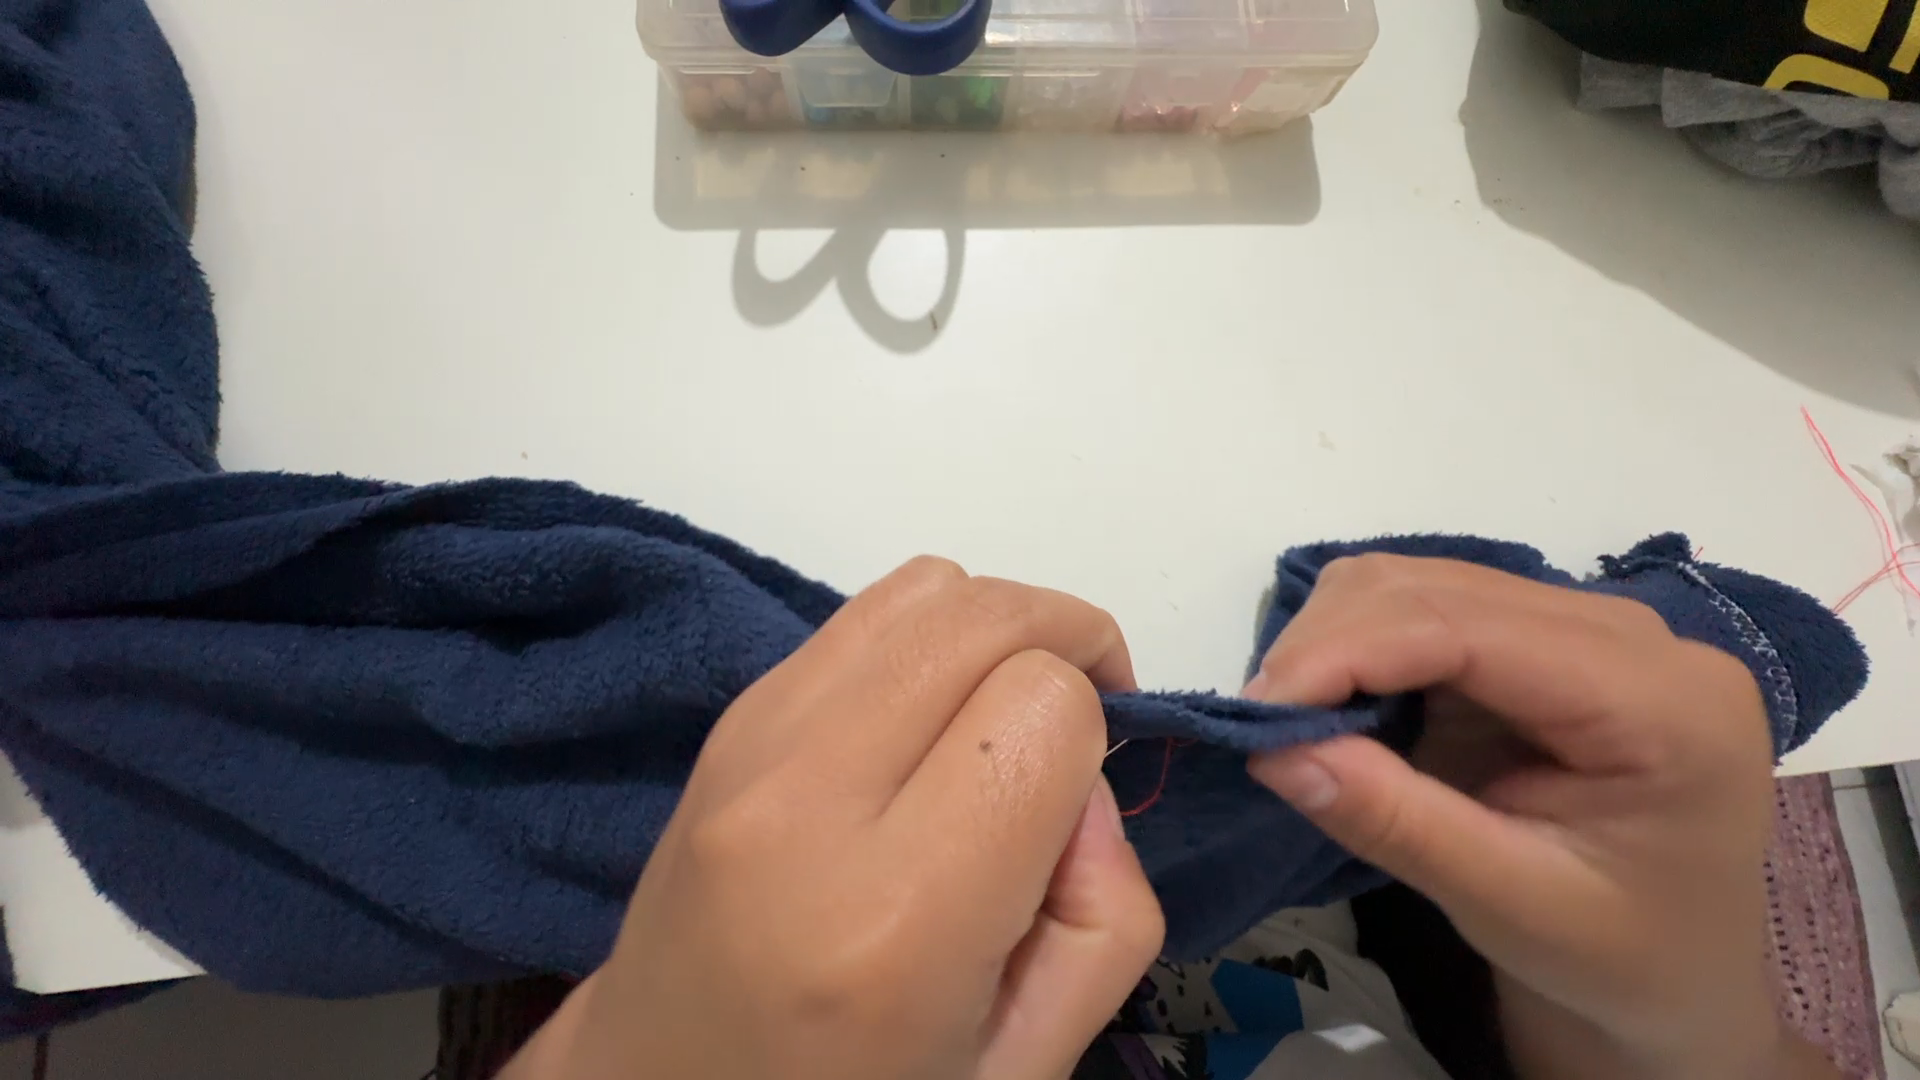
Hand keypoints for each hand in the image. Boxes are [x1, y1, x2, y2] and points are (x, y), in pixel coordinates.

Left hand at [503, 558, 1164, 1079]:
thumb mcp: (1025, 1063)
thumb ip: (1107, 912)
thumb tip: (1083, 774)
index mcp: (893, 916)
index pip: (1042, 706)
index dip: (1092, 729)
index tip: (1083, 786)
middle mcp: (809, 797)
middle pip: (984, 615)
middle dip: (1065, 636)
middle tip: (1080, 707)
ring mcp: (756, 734)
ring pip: (926, 587)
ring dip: (996, 625)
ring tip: (1001, 702)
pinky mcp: (737, 707)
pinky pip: (869, 613)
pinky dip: (930, 635)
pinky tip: (926, 709)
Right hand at [1242, 554, 1834, 1079]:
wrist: (1666, 960)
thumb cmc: (1612, 952)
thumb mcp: (1508, 906)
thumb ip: (1392, 823)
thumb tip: (1269, 751)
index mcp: (1656, 701)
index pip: (1462, 627)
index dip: (1343, 652)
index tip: (1259, 712)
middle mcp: (1620, 632)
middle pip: (1423, 586)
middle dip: (1322, 645)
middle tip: (1266, 726)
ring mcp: (1567, 621)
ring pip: (1402, 581)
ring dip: (1327, 637)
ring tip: (1298, 715)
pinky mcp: (1517, 629)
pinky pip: (1404, 601)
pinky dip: (1346, 641)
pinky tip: (1339, 696)